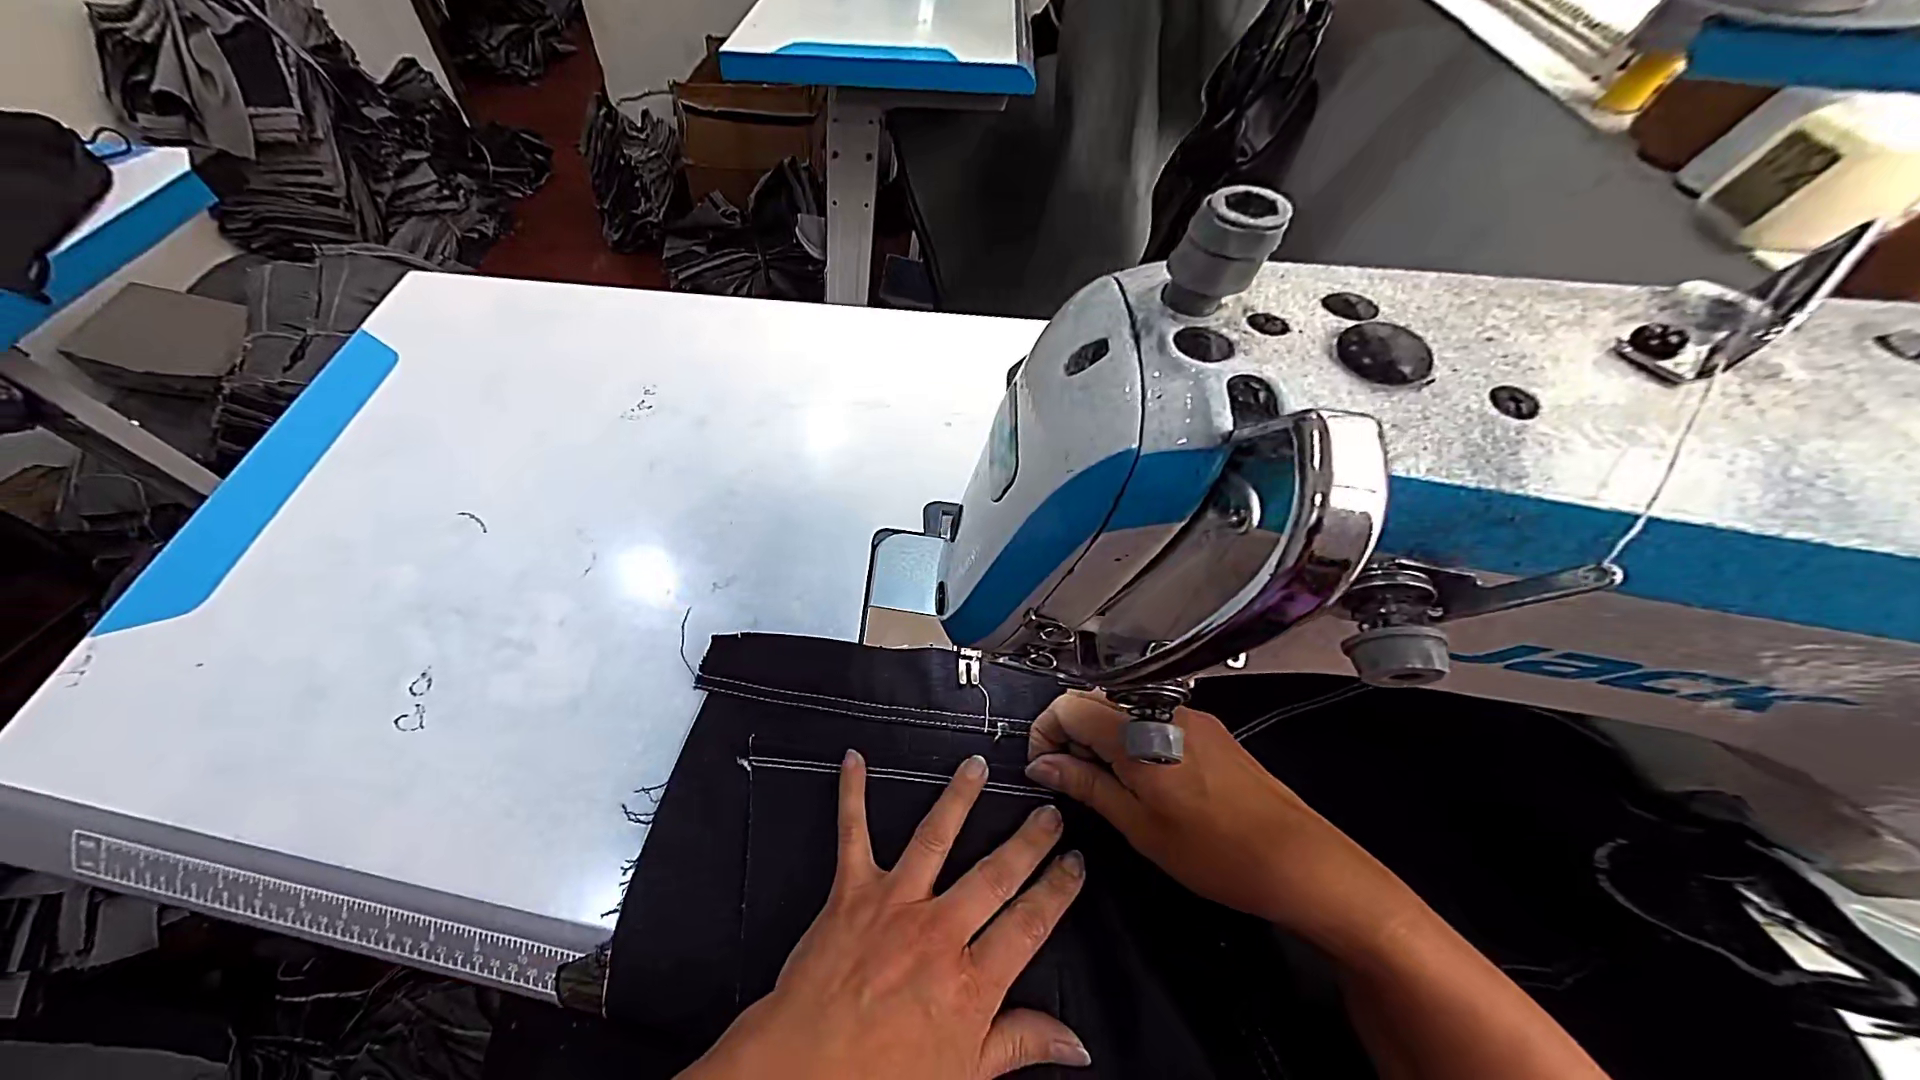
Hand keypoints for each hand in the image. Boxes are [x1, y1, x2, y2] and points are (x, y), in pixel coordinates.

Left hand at [681, 751, 1091, 1079]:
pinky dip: (853, 794)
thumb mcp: (963, 1076)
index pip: (1030, 924)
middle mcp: (936, 933)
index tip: (1075, 863)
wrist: (799, 1074)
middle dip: (1028, 840)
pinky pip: (853, 834)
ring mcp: (893, 905)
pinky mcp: (851, 892)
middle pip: (994, 875)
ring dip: (958, 798)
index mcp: (968, 982)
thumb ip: (1019, 1046)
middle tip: (1050, 813)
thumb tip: (1075, 1045)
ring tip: (976, 767)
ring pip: (935, 838)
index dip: (1058, 890)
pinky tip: (854, 761)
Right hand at [1024, 691, 1418, 954]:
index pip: (1067, 707)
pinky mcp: (1209, 729)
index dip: (1045, 734)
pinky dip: (1134, 742)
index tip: (1044, 767)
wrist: (1302, 862)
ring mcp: (1190, 717)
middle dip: (1071, 736)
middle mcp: (1163, 712)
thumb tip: (1045, 766)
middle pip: (1092, 703)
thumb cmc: (1222, 853)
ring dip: (1102, 740)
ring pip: (1123, 711)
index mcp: (1138, 733)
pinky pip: (1154, 721)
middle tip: (1073, 782)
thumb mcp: (1139, 826)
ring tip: (1113, 788)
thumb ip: (1086, 785)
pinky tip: (1147, 782)